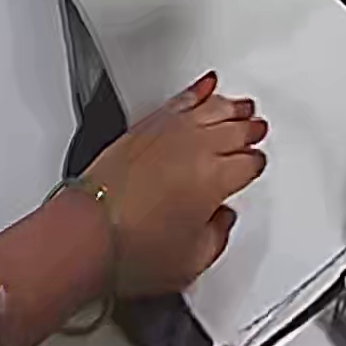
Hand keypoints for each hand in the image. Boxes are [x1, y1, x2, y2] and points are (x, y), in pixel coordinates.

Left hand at [86, 72, 267, 296]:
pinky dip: (198, 89)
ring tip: (242, 106)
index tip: (255, 164)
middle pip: (235, 130)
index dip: (255, 164)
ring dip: (232, 106)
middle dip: (250, 130)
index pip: (248, 163)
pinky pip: (182, 97)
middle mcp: (197, 148)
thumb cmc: (132, 248)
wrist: (88, 232)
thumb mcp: (192, 261)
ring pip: (214, 107)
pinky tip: (206, 84)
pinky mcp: (148, 123)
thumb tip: (221, 218)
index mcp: (215, 179)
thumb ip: (217, 235)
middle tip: (256, 129)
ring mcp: (172, 130)